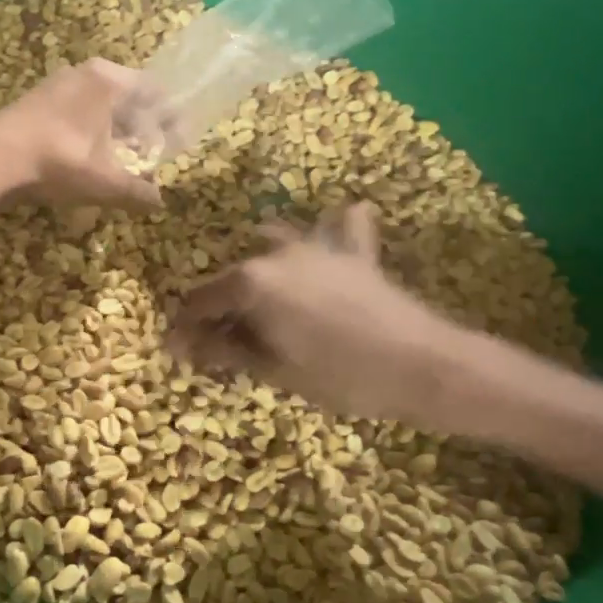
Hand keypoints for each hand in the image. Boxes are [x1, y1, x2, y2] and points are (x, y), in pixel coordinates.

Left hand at [0, 58, 162, 209]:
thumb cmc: (58, 161)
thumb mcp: (105, 181)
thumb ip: (137, 190)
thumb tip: (158, 202)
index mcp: (109, 79)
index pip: (155, 92)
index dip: (171, 121)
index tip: (178, 145)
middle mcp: (84, 72)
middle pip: (128, 98)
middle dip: (143, 128)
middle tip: (152, 156)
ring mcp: (56, 84)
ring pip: (99, 105)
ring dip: (114, 132)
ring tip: (122, 161)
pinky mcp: (35, 100)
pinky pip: (76, 112)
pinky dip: (89, 131)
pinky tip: (87, 158)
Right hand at [167, 203, 525, 430]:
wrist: (425, 366)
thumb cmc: (341, 376)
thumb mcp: (274, 370)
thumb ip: (224, 350)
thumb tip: (180, 344)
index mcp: (250, 282)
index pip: (199, 301)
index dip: (185, 327)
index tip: (178, 350)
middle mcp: (275, 254)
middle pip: (233, 277)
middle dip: (221, 306)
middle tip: (221, 342)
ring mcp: (316, 248)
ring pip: (274, 244)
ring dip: (260, 268)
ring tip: (260, 298)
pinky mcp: (352, 255)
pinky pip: (338, 228)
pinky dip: (331, 227)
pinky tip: (332, 226)